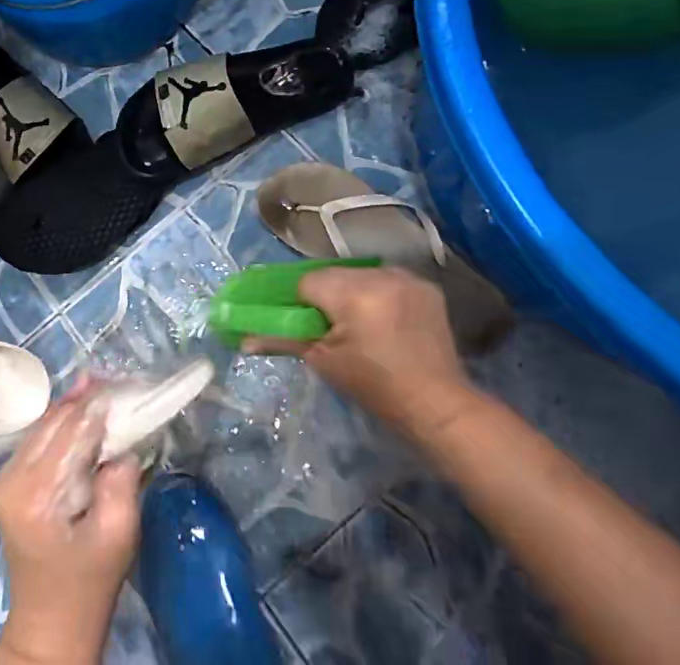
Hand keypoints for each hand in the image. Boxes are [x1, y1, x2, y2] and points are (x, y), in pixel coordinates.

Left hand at [0, 381, 141, 664]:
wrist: (51, 624)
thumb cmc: (90, 584)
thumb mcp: (119, 533)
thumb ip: (120, 479)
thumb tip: (118, 437)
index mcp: (36, 493)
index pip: (68, 433)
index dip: (95, 406)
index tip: (119, 384)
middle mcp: (11, 478)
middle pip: (49, 425)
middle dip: (80, 401)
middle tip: (110, 377)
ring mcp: (4, 480)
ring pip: (39, 429)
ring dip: (68, 410)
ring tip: (96, 386)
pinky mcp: (7, 484)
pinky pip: (34, 444)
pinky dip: (57, 428)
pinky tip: (76, 414)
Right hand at [244, 266, 480, 441]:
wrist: (438, 405)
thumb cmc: (375, 386)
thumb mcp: (323, 361)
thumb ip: (281, 339)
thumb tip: (241, 339)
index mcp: (353, 294)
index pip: (306, 281)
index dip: (300, 302)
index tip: (307, 324)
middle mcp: (380, 277)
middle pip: (332, 275)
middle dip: (325, 296)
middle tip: (330, 327)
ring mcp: (406, 279)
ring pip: (357, 274)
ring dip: (350, 292)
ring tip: (358, 323)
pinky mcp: (425, 286)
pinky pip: (384, 279)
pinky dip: (376, 292)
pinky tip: (381, 316)